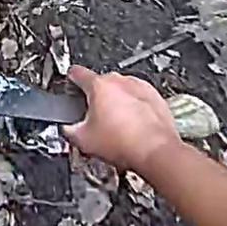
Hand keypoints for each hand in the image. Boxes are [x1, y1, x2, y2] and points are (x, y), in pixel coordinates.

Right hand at [63, 66, 184, 174]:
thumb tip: (68, 129)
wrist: (158, 153)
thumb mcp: (85, 141)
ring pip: (120, 89)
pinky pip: (138, 96)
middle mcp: (117, 80)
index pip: (76, 72)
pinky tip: (135, 124)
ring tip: (119, 124)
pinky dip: (135, 105)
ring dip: (117, 100)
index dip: (71, 79)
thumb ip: (70, 129)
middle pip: (100, 83)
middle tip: (98, 118)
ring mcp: (137, 86)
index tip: (72, 85)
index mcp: (97, 85)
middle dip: (97, 97)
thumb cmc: (125, 144)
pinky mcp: (154, 96)